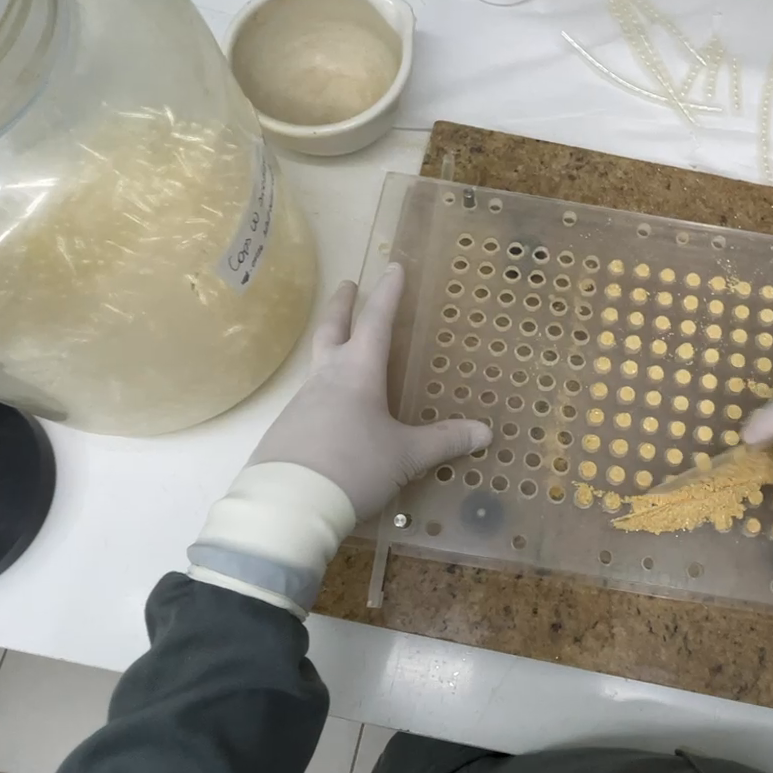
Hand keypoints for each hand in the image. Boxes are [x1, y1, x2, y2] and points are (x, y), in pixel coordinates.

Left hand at [189, 265, 490, 616]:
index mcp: (358, 372)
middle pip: (332, 329)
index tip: (393, 266)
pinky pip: (310, 398)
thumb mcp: (406, 455)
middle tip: (348, 284)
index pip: (376, 322)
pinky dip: (324, 388)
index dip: (388, 294)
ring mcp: (301, 403)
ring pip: (318, 363)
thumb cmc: (354, 466)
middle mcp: (327, 378)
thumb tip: (486, 432)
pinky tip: (331, 409)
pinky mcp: (286, 430)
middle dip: (343, 304)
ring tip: (344, 349)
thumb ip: (444, 441)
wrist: (287, 506)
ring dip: (331, 345)